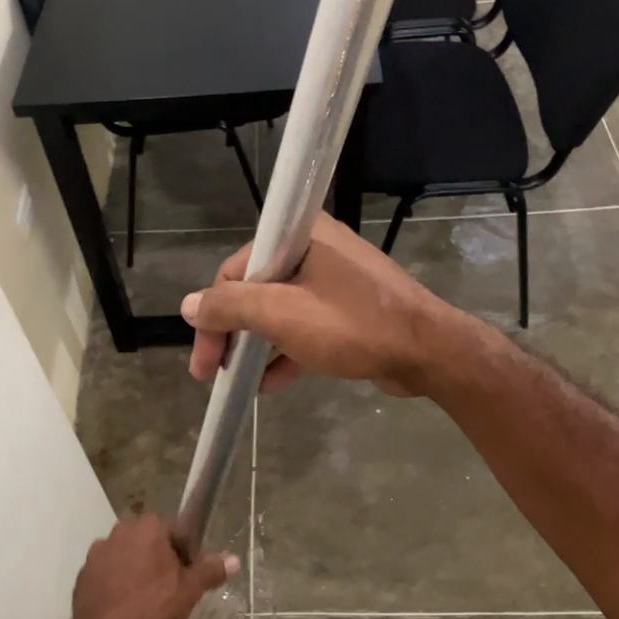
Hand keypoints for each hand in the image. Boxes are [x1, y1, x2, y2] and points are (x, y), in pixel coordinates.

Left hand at [71, 515, 238, 618]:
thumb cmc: (153, 603)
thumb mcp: (189, 589)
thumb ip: (211, 571)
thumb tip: (235, 560)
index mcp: (150, 526)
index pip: (175, 532)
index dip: (184, 553)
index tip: (186, 576)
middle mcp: (122, 529)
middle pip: (148, 540)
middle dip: (158, 558)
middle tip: (168, 587)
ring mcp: (99, 549)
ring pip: (126, 554)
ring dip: (135, 568)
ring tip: (144, 599)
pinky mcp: (84, 571)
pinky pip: (107, 571)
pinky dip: (115, 581)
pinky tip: (123, 604)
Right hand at [182, 214, 464, 395]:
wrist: (429, 353)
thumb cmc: (353, 326)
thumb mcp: (281, 314)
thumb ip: (229, 307)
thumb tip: (189, 305)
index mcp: (299, 234)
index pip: (236, 270)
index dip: (214, 314)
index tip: (204, 357)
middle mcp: (315, 248)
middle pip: (255, 290)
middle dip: (232, 334)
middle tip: (213, 373)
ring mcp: (334, 279)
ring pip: (279, 310)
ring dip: (256, 346)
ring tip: (238, 382)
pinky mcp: (348, 308)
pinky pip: (304, 325)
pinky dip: (285, 350)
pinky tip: (269, 384)